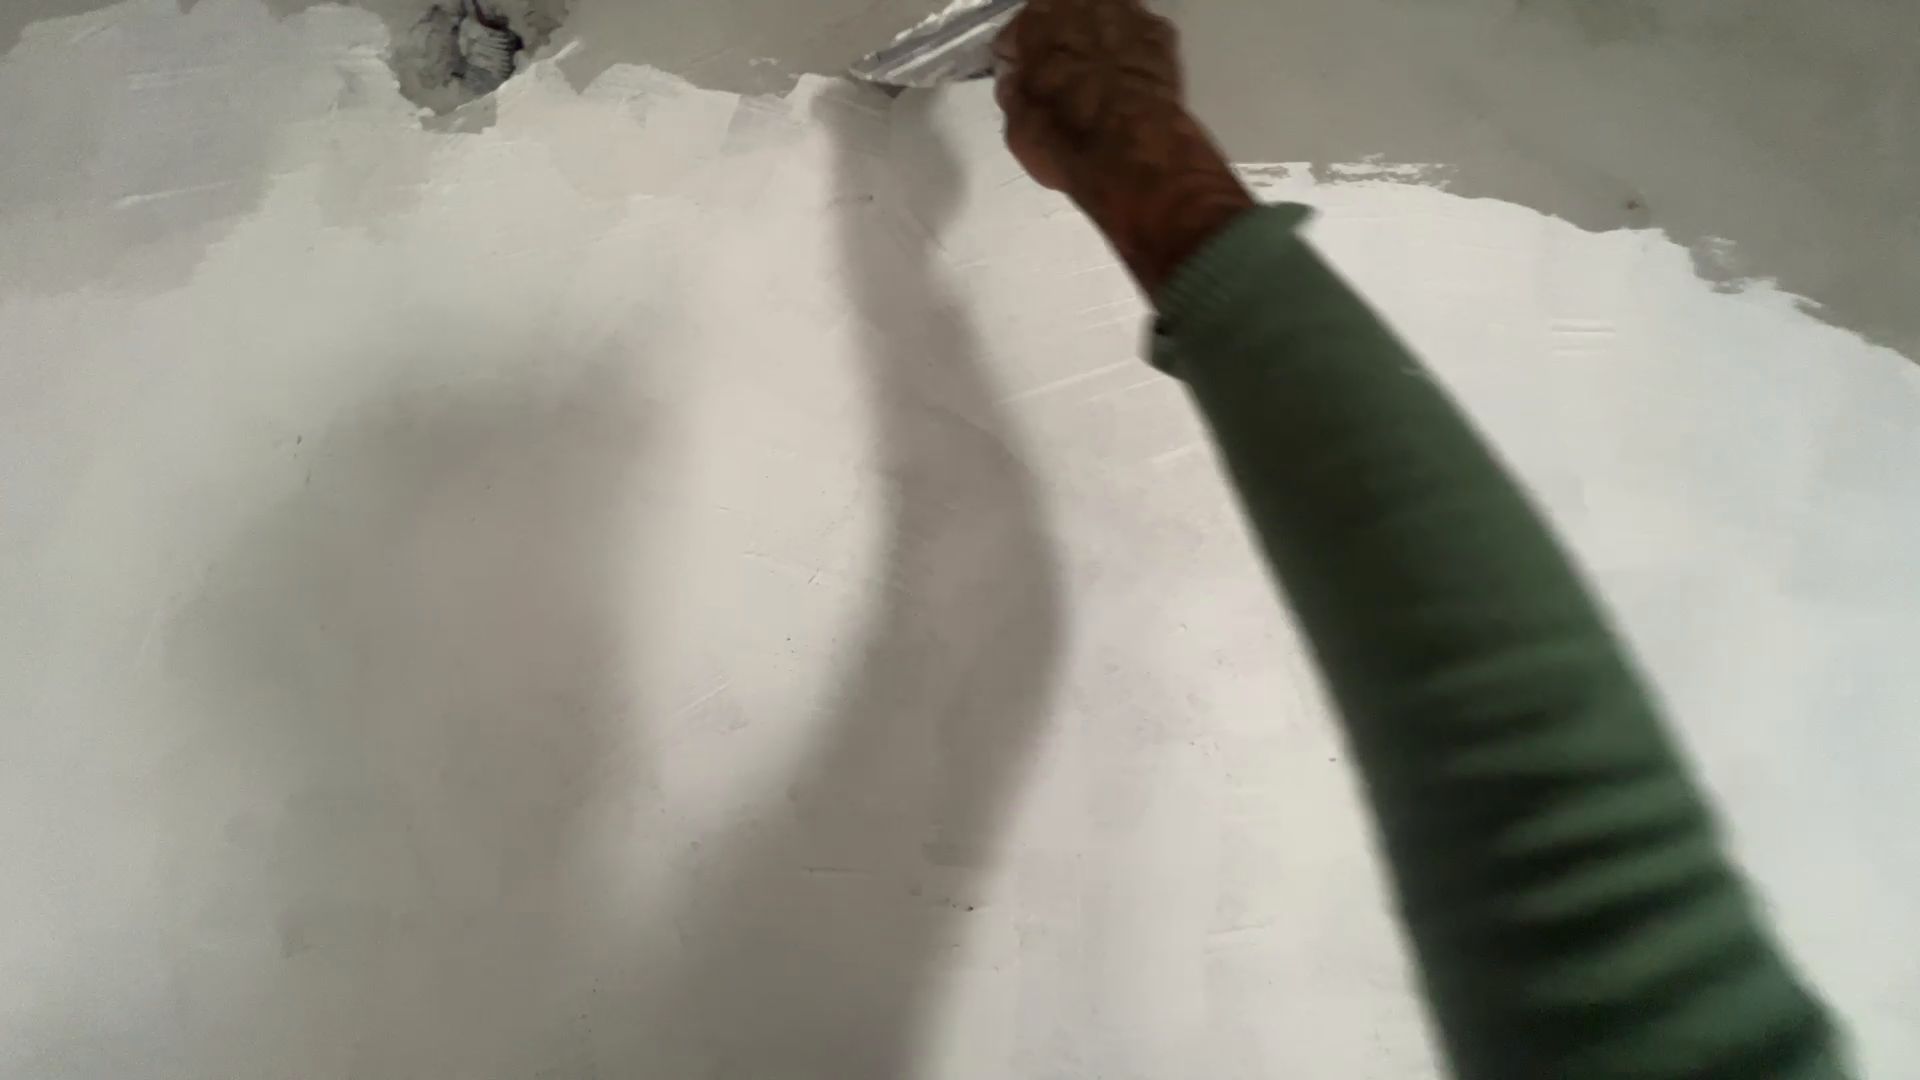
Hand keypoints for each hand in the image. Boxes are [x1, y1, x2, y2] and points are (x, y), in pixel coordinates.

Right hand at [993, 0, 1255, 295]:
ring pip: (1107, 19)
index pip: (1024, 27)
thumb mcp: (1022, 137)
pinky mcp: (1165, 45)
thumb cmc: (1071, 154)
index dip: (1024, 54)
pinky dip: (1133, 61)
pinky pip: (1143, 42)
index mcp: (1040, 30)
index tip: (1023, 76)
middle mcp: (1086, 10)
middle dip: (1062, 43)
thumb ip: (1019, 104)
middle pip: (1068, 11)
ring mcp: (1130, 21)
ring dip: (1099, 48)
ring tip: (1097, 88)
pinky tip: (1129, 91)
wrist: (1139, 166)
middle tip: (1061, 80)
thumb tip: (1019, 87)